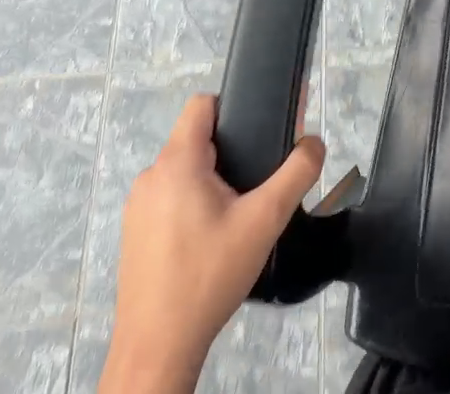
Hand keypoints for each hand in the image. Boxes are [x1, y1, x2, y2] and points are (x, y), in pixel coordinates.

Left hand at [101, 94, 324, 393]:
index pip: (201, 105)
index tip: (259, 130)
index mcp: (177, 163)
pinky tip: (213, 239)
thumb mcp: (265, 221)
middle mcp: (151, 177)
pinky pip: (169, 200)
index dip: (233, 106)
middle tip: (260, 183)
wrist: (159, 343)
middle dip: (230, 152)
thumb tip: (315, 142)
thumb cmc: (210, 274)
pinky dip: (193, 206)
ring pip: (183, 172)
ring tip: (240, 214)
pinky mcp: (134, 233)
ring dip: (212, 181)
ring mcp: (138, 207)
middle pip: (196, 140)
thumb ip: (296, 174)